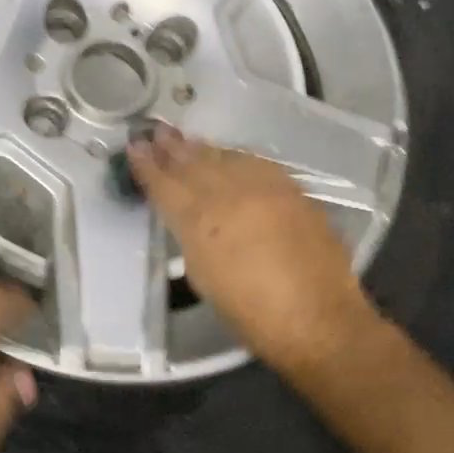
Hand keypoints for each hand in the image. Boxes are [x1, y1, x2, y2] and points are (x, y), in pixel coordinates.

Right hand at [128, 125, 374, 375]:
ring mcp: (265, 190)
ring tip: (186, 140)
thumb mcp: (203, 277)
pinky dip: (238, 158)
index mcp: (201, 222)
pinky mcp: (294, 192)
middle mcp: (231, 196)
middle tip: (156, 132)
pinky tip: (230, 156)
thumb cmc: (251, 314)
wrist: (318, 321)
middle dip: (172, 148)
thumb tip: (189, 218)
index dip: (147, 166)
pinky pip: (257, 164)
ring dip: (203, 149)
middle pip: (194, 163)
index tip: (135, 147)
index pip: (166, 185)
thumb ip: (192, 238)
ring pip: (226, 158)